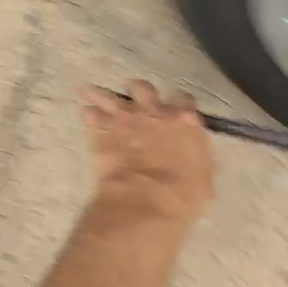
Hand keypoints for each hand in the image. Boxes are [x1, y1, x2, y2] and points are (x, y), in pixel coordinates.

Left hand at [79, 81, 214, 224]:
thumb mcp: (202, 177)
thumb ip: (196, 156)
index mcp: (183, 120)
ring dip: (101, 93)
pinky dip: (88, 115)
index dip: (180, 102)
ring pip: (109, 97)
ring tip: (91, 91)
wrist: (146, 199)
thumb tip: (193, 152)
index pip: (184, 99)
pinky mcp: (102, 132)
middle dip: (136, 88)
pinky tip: (85, 113)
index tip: (177, 107)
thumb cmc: (183, 194)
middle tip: (131, 91)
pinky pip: (91, 117)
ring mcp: (125, 120)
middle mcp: (154, 112)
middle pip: (142, 88)